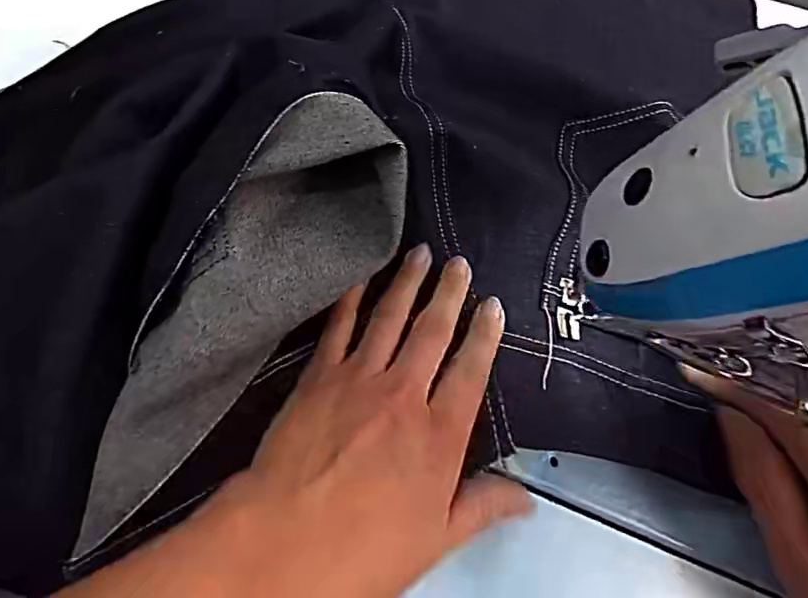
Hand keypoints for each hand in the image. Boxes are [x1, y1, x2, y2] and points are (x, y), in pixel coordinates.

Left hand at [65, 246, 530, 597]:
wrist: (283, 545)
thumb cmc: (361, 552)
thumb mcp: (435, 539)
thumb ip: (481, 506)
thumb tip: (525, 497)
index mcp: (437, 435)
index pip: (470, 371)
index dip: (484, 335)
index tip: (492, 305)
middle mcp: (403, 395)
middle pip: (433, 331)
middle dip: (449, 292)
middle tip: (459, 263)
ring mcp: (359, 379)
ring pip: (390, 317)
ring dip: (408, 283)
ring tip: (420, 254)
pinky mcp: (321, 376)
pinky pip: (340, 327)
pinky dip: (352, 298)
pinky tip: (361, 277)